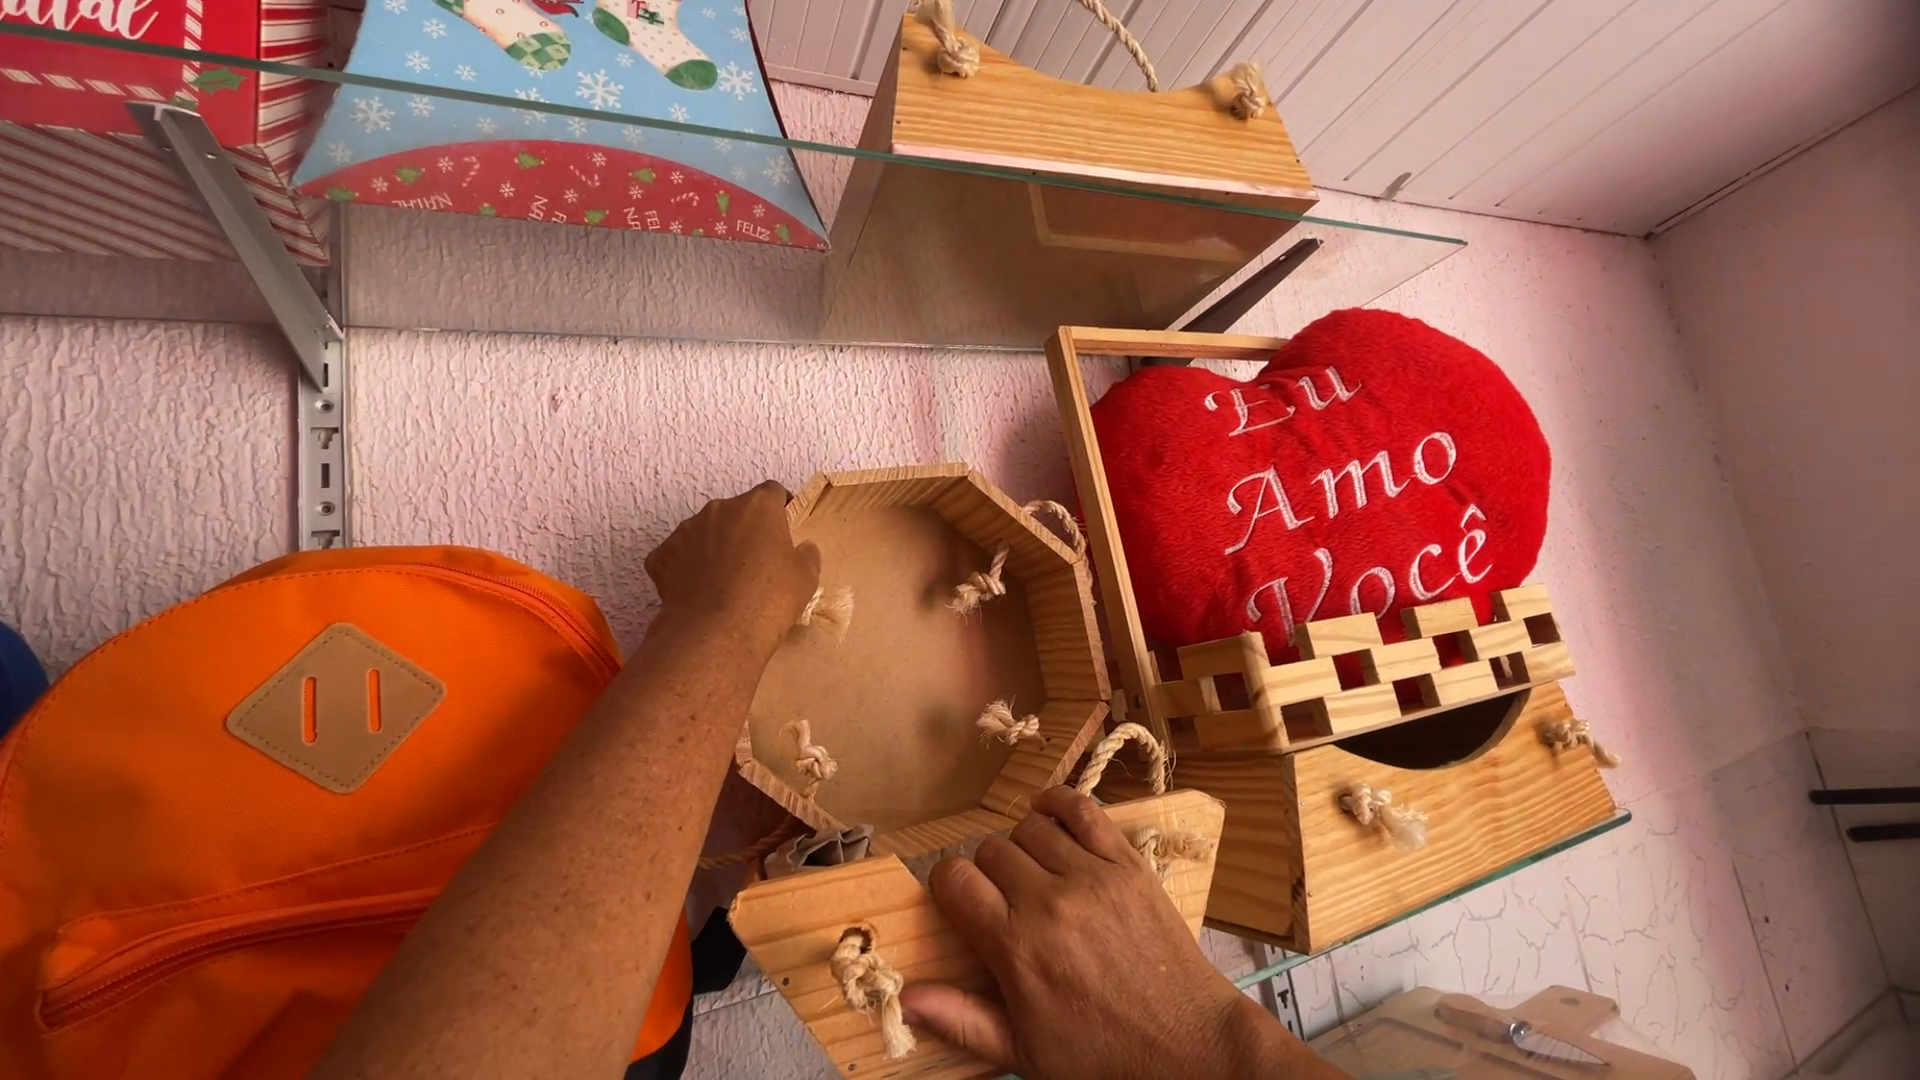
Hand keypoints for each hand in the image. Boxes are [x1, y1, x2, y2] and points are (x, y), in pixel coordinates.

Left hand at [645, 481, 820, 657]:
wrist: (716, 633)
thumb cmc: (769, 598)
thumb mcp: (806, 577)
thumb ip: (806, 554)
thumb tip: (802, 549)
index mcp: (757, 506)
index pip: (772, 493)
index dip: (780, 508)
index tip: (784, 528)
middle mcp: (718, 509)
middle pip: (736, 512)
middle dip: (745, 530)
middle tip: (756, 561)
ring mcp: (685, 531)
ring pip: (704, 532)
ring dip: (715, 547)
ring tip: (725, 581)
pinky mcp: (661, 557)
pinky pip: (677, 556)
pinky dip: (686, 568)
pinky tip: (698, 592)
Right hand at [900, 786, 1313, 1079]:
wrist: (1190, 1048)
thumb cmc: (1102, 1057)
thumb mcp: (1024, 1052)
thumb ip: (962, 1019)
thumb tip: (907, 996)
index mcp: (1016, 947)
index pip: (954, 879)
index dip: (948, 885)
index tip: (961, 900)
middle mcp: (1048, 901)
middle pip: (990, 850)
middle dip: (988, 871)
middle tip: (1005, 899)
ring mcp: (1091, 876)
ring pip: (1030, 826)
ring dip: (1024, 845)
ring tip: (1035, 872)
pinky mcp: (1127, 862)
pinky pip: (1082, 808)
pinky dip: (1059, 803)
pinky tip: (1050, 816)